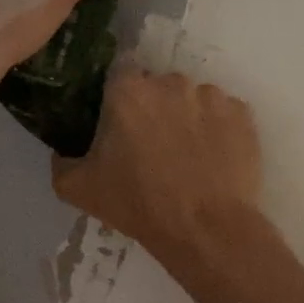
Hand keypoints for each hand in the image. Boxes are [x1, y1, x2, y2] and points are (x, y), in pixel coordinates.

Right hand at [52, 65, 262, 252]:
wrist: (204, 228)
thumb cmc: (137, 203)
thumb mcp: (77, 189)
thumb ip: (61, 162)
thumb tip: (62, 151)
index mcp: (127, 91)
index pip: (118, 74)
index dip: (117, 97)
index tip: (117, 121)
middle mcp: (170, 82)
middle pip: (156, 86)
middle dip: (152, 107)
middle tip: (149, 144)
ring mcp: (211, 96)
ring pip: (191, 98)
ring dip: (185, 117)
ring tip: (185, 154)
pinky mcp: (242, 114)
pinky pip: (222, 114)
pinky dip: (215, 129)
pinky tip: (211, 158)